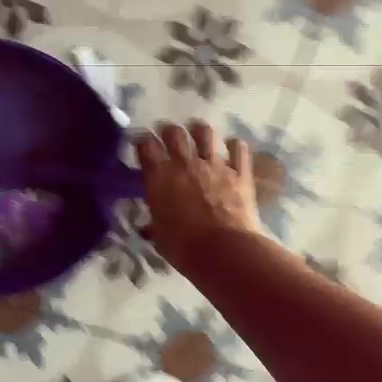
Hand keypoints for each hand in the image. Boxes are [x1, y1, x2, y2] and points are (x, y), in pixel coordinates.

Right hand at [134, 119, 265, 273]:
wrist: (224, 251)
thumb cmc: (184, 248)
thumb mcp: (160, 237)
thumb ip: (155, 224)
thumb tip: (150, 226)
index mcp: (159, 178)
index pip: (145, 146)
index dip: (142, 142)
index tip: (141, 143)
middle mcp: (184, 164)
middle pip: (174, 133)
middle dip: (169, 131)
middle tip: (168, 135)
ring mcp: (214, 165)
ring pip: (206, 133)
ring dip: (200, 130)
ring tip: (198, 133)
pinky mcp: (240, 172)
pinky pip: (239, 149)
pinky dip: (235, 146)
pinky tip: (233, 147)